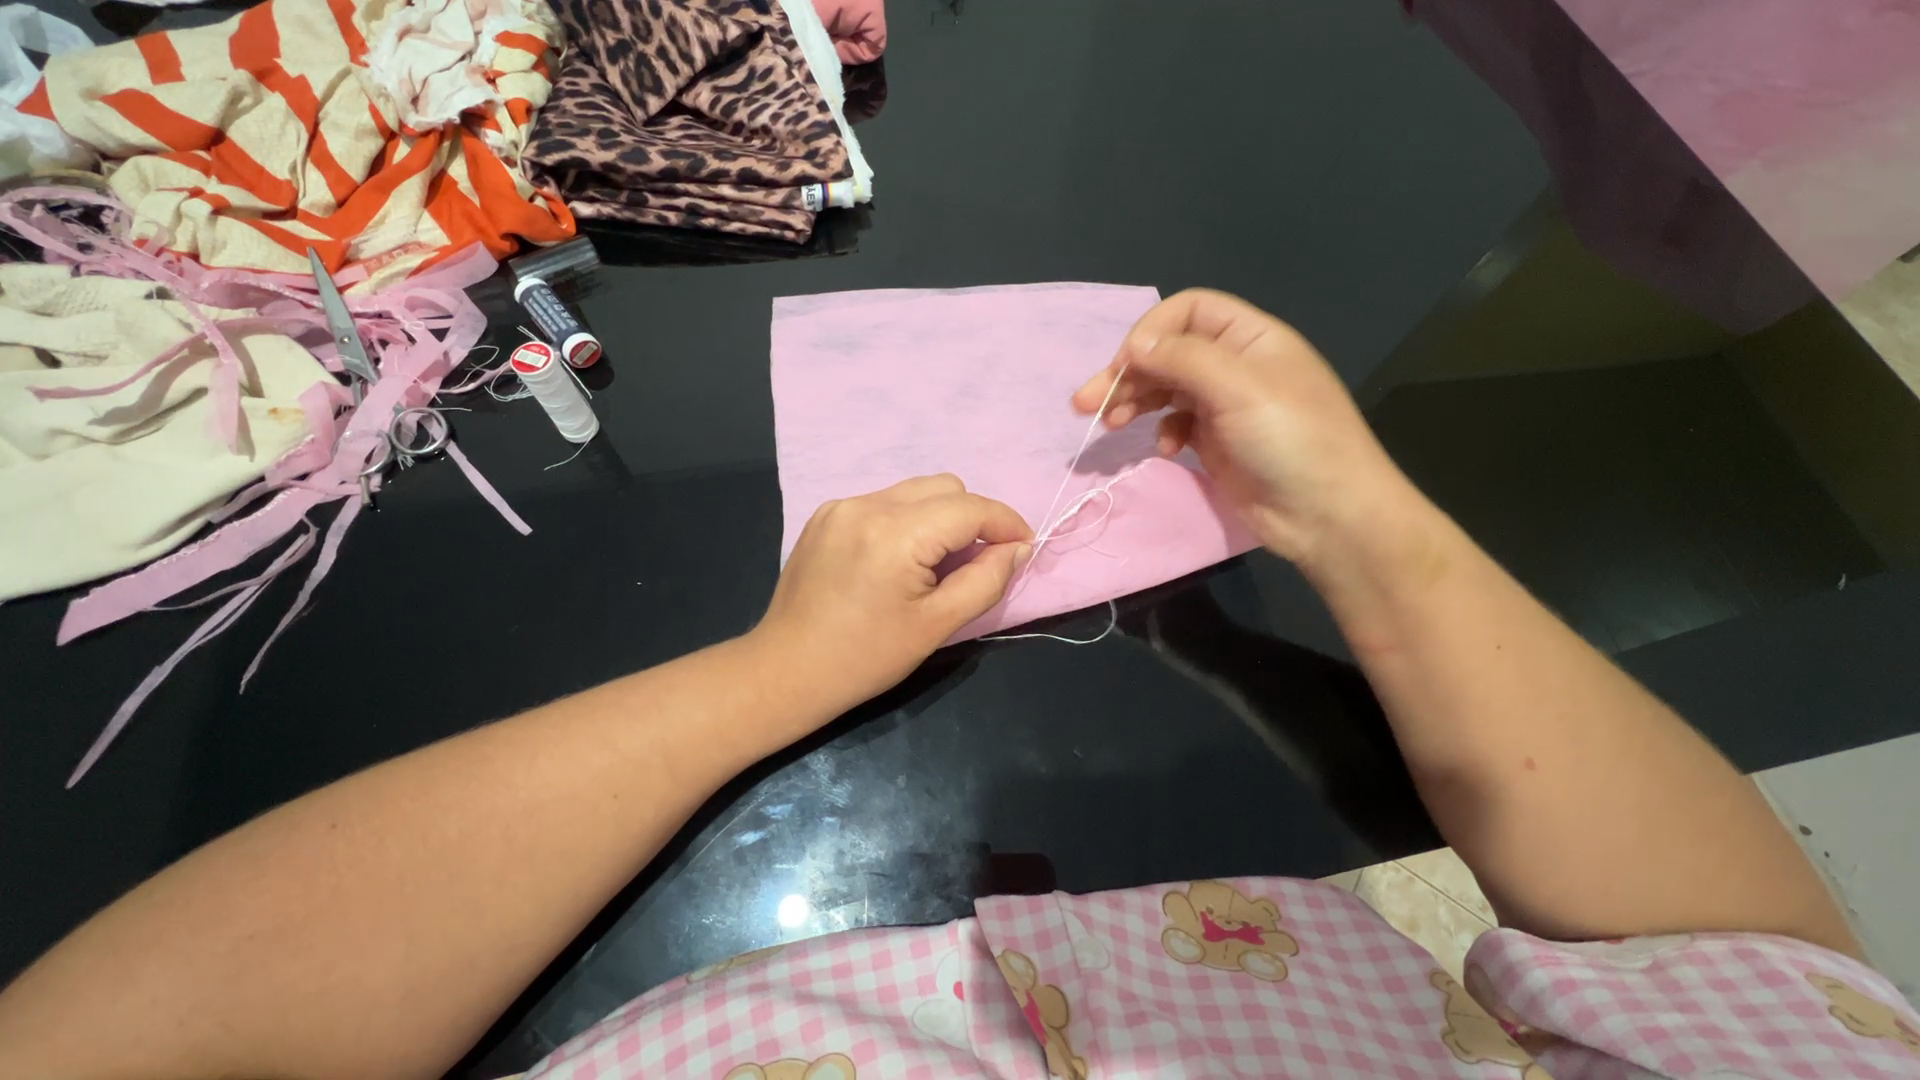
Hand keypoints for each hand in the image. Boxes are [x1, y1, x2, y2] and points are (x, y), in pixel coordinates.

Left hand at [753, 475, 1031, 712]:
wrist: (788, 670)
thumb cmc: (866, 658)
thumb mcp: (937, 625)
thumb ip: (986, 581)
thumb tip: (1017, 548)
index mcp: (896, 533)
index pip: (970, 508)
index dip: (1006, 523)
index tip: (1025, 547)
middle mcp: (867, 505)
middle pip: (945, 487)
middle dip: (973, 519)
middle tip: (978, 563)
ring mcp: (841, 505)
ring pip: (915, 490)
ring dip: (940, 518)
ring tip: (937, 565)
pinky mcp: (825, 514)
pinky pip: (884, 502)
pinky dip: (907, 521)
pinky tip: (898, 561)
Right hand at [1073, 288, 1407, 565]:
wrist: (1328, 516)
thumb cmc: (1292, 441)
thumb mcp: (1240, 388)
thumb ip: (1184, 359)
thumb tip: (1134, 345)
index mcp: (1251, 338)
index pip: (1188, 311)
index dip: (1151, 331)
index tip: (1125, 366)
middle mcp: (1236, 365)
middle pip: (1168, 352)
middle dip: (1127, 373)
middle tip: (1086, 404)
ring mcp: (1225, 405)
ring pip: (1166, 389)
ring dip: (1134, 402)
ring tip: (1107, 425)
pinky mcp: (1217, 442)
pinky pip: (1176, 424)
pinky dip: (1162, 432)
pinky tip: (1165, 449)